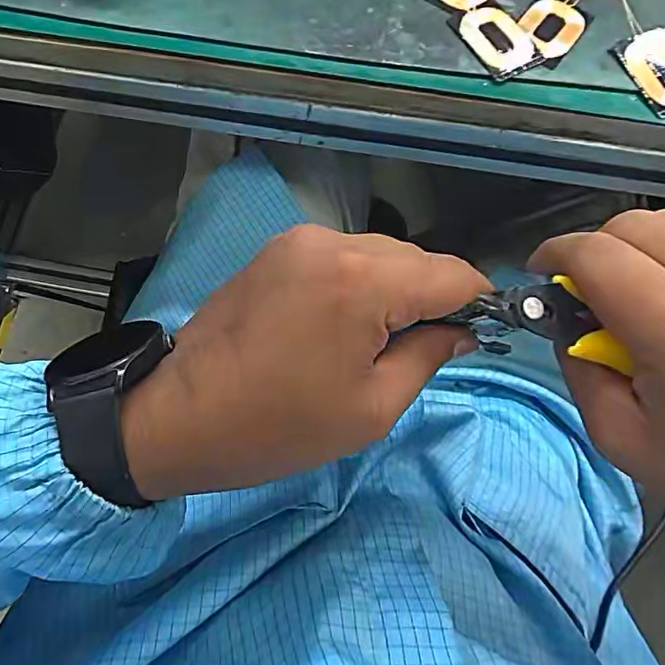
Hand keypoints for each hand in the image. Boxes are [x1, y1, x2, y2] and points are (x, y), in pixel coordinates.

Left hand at [122, 225, 490, 499]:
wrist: (182, 413)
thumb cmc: (279, 424)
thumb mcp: (372, 406)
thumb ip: (429, 355)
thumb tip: (461, 329)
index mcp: (361, 279)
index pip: (451, 273)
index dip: (478, 302)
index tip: (482, 333)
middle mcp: (331, 242)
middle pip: (414, 259)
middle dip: (432, 298)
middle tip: (427, 348)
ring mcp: (298, 240)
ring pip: (377, 253)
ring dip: (394, 288)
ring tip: (379, 340)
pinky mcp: (276, 249)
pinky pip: (340, 256)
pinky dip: (358, 282)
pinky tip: (345, 321)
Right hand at [531, 210, 664, 637]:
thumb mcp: (630, 446)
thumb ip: (581, 367)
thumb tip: (568, 314)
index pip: (595, 254)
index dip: (555, 255)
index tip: (546, 273)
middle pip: (636, 224)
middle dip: (598, 249)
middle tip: (597, 291)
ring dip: (649, 246)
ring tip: (654, 292)